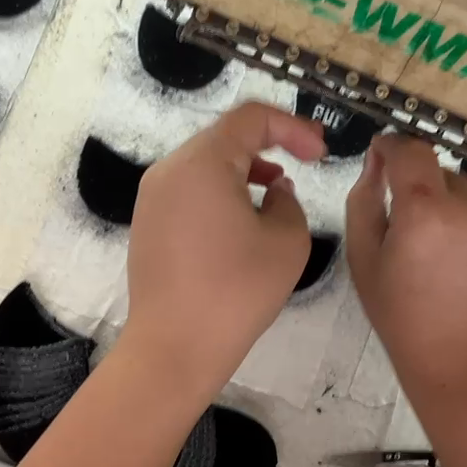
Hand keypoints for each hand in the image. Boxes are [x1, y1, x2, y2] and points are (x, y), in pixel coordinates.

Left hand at [119, 102, 324, 398]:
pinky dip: (218, 195)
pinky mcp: (146, 227)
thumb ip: (290, 202)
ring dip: (242, 171)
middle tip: (303, 166)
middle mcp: (168, 171)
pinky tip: (240, 224)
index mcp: (201, 162)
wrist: (175, 348)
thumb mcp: (287, 241)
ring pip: (203, 166)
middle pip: (223, 138)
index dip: (292, 126)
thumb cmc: (236, 292)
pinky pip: (187, 194)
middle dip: (267, 147)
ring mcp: (151, 200)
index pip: (250, 118)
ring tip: (274, 195)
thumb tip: (274, 190)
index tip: (320, 152)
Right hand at [346, 134, 466, 410]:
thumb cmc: (403, 316)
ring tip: (454, 261)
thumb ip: (364, 201)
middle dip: (428, 198)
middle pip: (444, 177)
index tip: (385, 156)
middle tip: (421, 241)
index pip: (410, 151)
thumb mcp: (364, 262)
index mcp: (424, 212)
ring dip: (462, 215)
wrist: (465, 362)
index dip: (394, 149)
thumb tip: (378, 160)